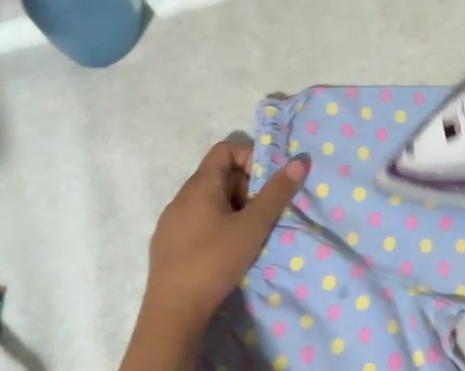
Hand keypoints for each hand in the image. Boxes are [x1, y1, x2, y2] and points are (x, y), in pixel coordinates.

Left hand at [143, 141, 307, 322]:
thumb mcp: (253, 227)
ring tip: (245, 235)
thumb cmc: (214, 262)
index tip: (264, 184)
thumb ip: (276, 193)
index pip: (225, 149)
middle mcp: (180, 198)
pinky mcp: (166, 246)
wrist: (172, 315)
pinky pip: (196, 221)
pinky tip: (223, 252)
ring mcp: (170, 223)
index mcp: (199, 186)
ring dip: (232, 209)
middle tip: (259, 215)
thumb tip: (299, 161)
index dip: (249, 158)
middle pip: (218, 175)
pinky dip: (215, 225)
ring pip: (208, 200)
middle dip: (245, 188)